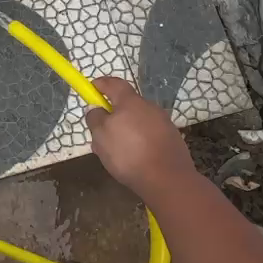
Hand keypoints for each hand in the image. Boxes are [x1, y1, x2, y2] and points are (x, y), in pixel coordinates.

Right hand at [84, 76, 198, 194]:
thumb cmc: (128, 153)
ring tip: (116, 151)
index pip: (114, 83)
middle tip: (100, 131)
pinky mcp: (172, 139)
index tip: (90, 89)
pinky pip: (149, 134)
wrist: (167, 179)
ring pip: (137, 121)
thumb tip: (96, 109)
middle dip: (112, 114)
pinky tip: (133, 158)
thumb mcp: (100, 135)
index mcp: (131, 102)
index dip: (100, 84)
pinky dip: (138, 141)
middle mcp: (150, 108)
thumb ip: (95, 118)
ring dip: (125, 130)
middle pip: (126, 105)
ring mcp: (164, 123)